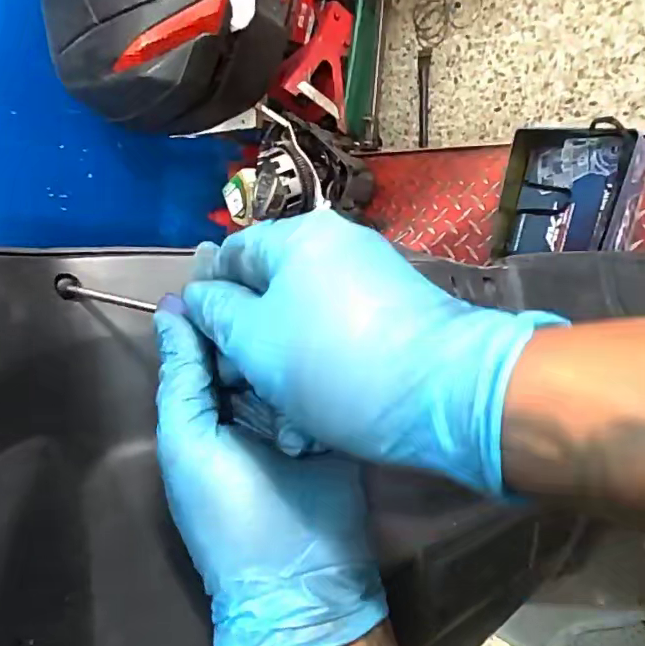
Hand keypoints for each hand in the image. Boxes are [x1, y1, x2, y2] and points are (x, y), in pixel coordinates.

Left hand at [155, 298, 385, 645]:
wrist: (302, 581)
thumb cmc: (229, 514)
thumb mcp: (188, 442)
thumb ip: (180, 376)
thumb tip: (170, 309)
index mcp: (204, 406)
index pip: (205, 342)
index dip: (212, 306)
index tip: (226, 264)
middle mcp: (245, 404)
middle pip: (249, 343)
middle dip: (255, 325)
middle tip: (272, 298)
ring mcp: (290, 413)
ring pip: (286, 357)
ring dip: (288, 350)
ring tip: (299, 332)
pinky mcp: (329, 422)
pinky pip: (320, 382)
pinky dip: (317, 374)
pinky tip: (323, 362)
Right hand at [183, 209, 567, 495]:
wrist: (447, 395)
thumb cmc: (333, 363)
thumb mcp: (253, 339)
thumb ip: (215, 311)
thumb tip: (196, 292)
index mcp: (298, 236)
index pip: (231, 255)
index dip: (207, 297)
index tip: (201, 342)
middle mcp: (337, 246)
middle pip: (267, 287)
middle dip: (245, 336)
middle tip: (236, 381)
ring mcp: (370, 280)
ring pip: (300, 318)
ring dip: (280, 360)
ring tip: (278, 407)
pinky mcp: (394, 316)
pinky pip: (336, 332)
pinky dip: (318, 365)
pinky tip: (315, 409)